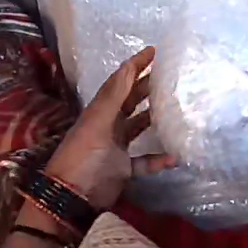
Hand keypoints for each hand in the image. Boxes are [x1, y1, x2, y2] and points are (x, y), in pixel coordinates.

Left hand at [45, 47, 175, 209]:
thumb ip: (115, 95)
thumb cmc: (84, 155)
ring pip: (138, 127)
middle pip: (130, 101)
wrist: (72, 196)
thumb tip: (129, 65)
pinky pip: (144, 161)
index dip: (135, 65)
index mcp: (100, 110)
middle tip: (170, 75)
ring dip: (154, 118)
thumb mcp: (99, 121)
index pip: (120, 81)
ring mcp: (115, 147)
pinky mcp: (122, 169)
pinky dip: (158, 159)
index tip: (154, 51)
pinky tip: (174, 157)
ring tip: (175, 107)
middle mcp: (108, 125)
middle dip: (147, 86)